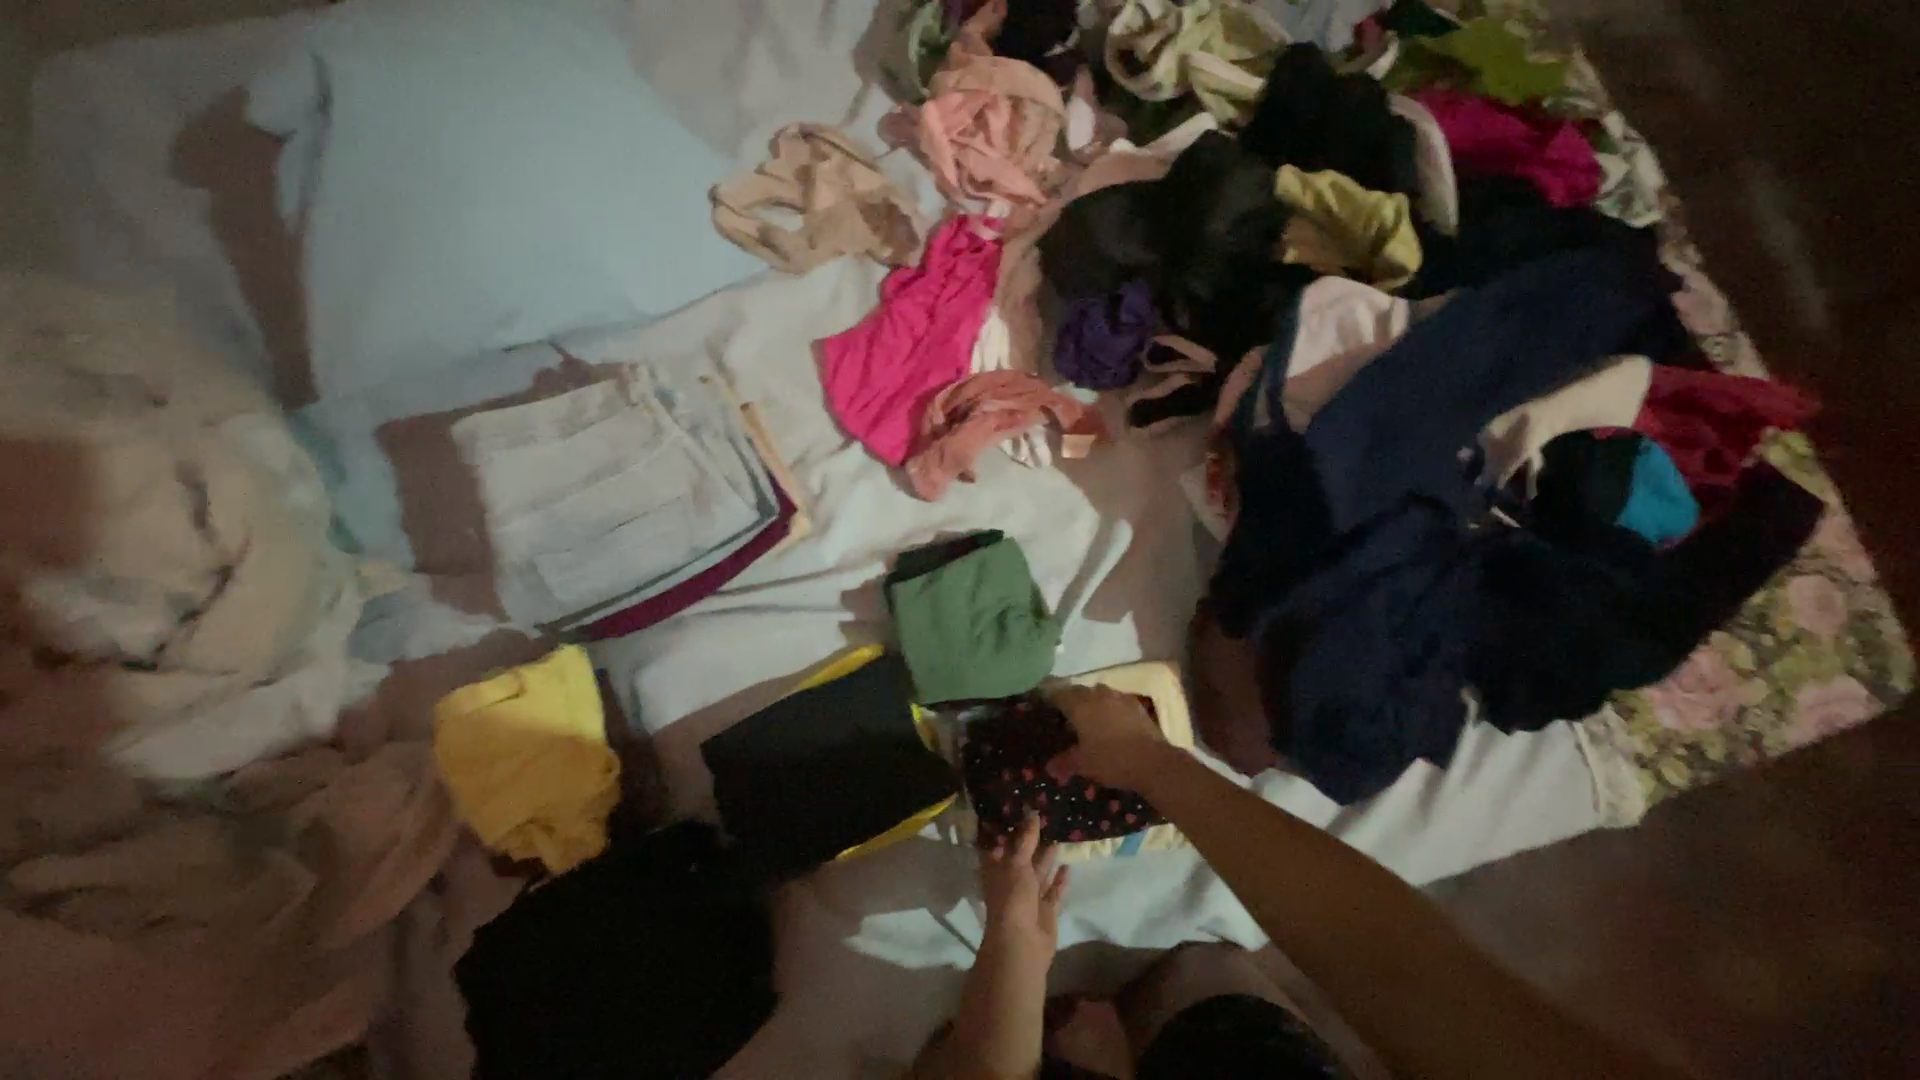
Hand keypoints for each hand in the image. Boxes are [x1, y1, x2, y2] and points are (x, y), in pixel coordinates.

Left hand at [979, 815, 1068, 958]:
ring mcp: (1028, 896)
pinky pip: (1053, 890)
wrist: (1022, 944)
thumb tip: (1032, 812)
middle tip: (1045, 817)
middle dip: (1031, 840)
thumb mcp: (1017, 863)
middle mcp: (1010, 880)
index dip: (1006, 827)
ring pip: (1038, 872)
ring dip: (1047, 856)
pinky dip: (1060, 880)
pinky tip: (1068, 866)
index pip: (998, 843)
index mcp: (996, 868)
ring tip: (1059, 836)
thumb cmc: (1012, 898)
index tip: (1017, 808)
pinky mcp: (1044, 909)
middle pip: (1021, 856)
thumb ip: (1026, 839)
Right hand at [1047, 684, 1169, 791]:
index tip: (1044, 706)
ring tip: (1089, 718)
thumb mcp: (1084, 764)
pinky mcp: (1136, 704)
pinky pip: (1116, 701)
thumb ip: (1065, 762)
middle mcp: (1097, 695)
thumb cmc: (1111, 760)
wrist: (1153, 761)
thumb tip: (1050, 768)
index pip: (1058, 694)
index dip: (1050, 699)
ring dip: (1092, 701)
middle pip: (1078, 691)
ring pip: (1099, 693)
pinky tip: (1112, 722)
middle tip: (1065, 715)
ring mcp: (1119, 697)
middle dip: (1071, 700)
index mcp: (1079, 705)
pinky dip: (1110, 707)